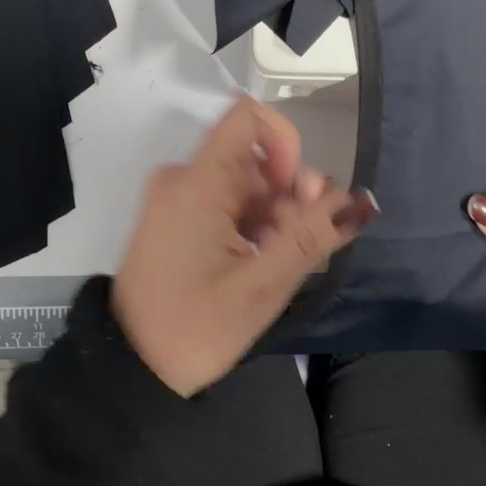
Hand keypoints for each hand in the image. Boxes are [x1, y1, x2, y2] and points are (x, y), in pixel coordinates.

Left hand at [112, 97, 375, 396]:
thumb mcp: (261, 288)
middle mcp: (183, 177)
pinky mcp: (176, 217)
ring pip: (245, 182)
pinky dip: (251, 223)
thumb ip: (310, 237)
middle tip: (299, 245)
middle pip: (255, 157)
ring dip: (274, 214)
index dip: (286, 144)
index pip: (249, 116)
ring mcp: (177, 197)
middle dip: (289, 195)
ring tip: (277, 263)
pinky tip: (258, 263)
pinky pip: (226, 200)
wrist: (128, 369)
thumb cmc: (193, 328)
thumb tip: (357, 201)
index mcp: (198, 182)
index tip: (296, 195)